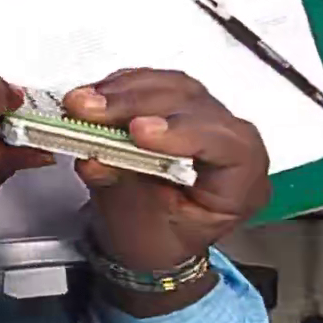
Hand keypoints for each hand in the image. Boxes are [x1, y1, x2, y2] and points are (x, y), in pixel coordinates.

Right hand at [62, 70, 270, 311]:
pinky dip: (121, 86)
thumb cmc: (154, 238)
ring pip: (176, 88)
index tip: (136, 131)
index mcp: (240, 187)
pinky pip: (156, 83)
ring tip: (82, 102)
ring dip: (124, 91)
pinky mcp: (178, 107)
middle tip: (89, 110)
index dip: (185, 132)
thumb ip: (117, 187)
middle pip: (196, 107)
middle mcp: (232, 146)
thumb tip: (93, 158)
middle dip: (136, 105)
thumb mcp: (135, 225)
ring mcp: (206, 121)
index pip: (230, 147)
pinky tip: (94, 94)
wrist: (147, 237)